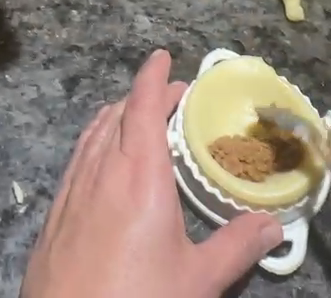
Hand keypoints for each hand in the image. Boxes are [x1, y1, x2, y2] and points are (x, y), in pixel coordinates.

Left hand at [22, 50, 283, 297]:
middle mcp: (103, 167)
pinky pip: (79, 155)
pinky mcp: (56, 208)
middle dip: (145, 95)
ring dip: (120, 113)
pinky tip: (104, 158)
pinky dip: (97, 138)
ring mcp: (74, 185)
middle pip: (121, 111)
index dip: (154, 75)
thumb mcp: (197, 279)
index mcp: (139, 172)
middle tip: (172, 97)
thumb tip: (275, 226)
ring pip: (96, 130)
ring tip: (140, 118)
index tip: (163, 55)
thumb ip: (236, 246)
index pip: (144, 104)